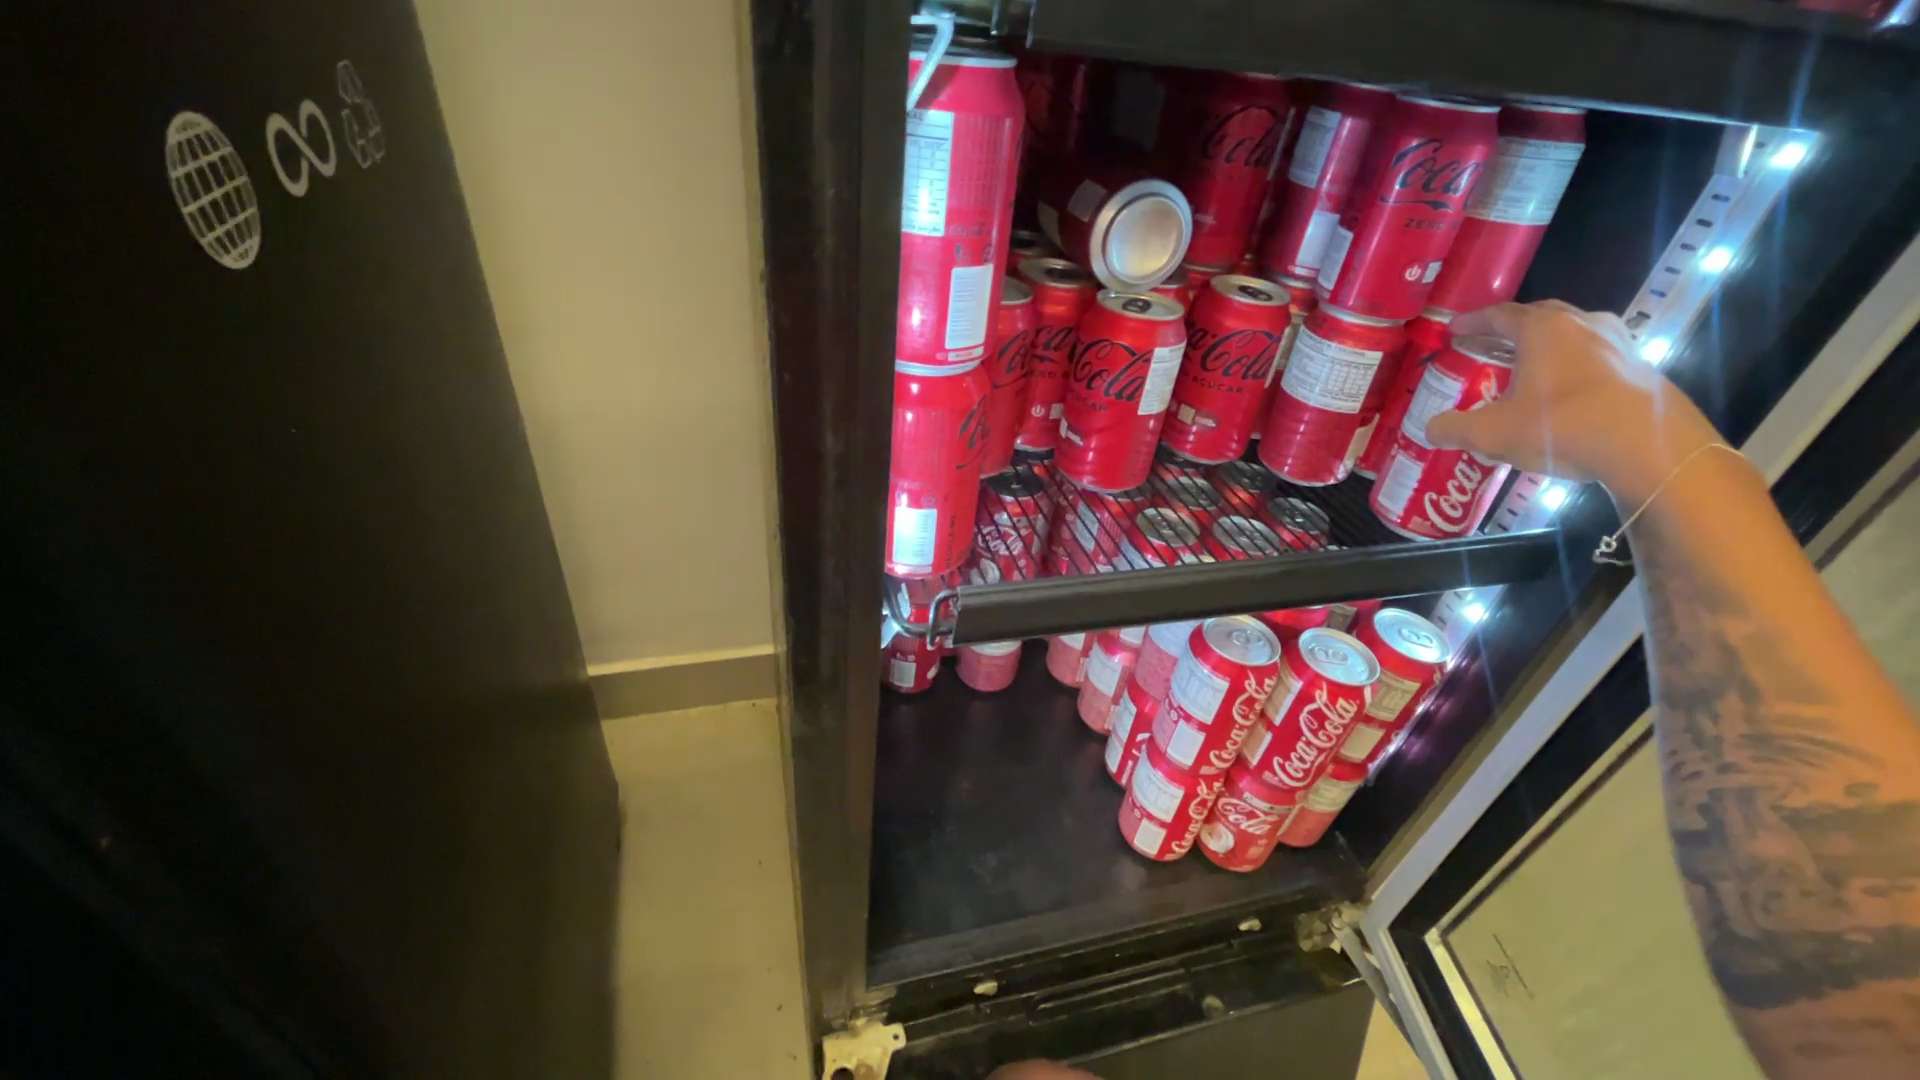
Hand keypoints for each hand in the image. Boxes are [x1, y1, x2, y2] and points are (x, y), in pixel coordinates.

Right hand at [1423, 300, 1722, 505]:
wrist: (1650, 447)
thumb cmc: (1563, 426)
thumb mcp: (1492, 433)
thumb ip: (1454, 428)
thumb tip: (1430, 429)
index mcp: (1543, 329)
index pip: (1500, 314)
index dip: (1473, 322)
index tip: (1454, 330)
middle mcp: (1583, 325)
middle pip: (1540, 317)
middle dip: (1511, 330)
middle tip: (1489, 347)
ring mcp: (1619, 344)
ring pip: (1573, 336)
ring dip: (1546, 348)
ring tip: (1527, 371)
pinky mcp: (1641, 368)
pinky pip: (1595, 359)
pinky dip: (1572, 368)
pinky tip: (1563, 395)